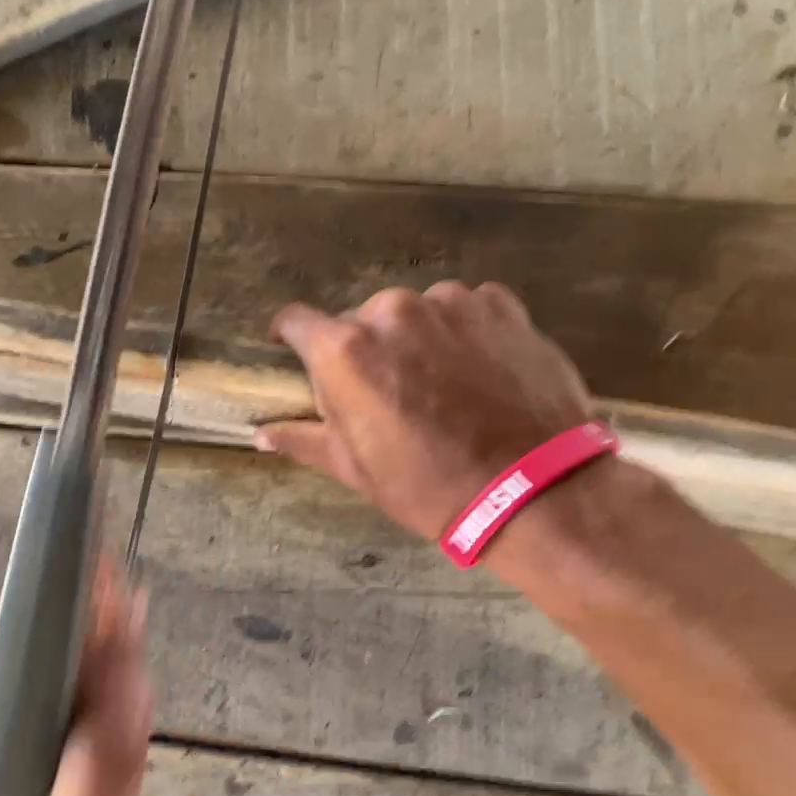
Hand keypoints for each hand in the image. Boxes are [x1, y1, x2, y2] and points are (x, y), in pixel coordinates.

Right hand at [258, 283, 592, 539]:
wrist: (534, 491)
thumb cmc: (428, 485)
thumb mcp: (354, 468)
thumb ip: (303, 438)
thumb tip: (261, 434)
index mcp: (345, 350)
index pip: (295, 321)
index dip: (288, 334)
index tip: (291, 347)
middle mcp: (392, 312)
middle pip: (360, 321)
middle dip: (364, 350)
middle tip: (386, 393)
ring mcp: (451, 303)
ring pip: (415, 314)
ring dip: (416, 339)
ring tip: (440, 385)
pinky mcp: (501, 306)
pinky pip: (465, 309)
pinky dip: (462, 332)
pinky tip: (477, 372)